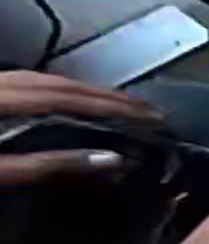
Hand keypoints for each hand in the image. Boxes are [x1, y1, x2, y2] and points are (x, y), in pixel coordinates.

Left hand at [0, 71, 158, 185]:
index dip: (112, 106)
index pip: (65, 98)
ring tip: (116, 101)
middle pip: (54, 83)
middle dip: (104, 95)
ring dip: (82, 89)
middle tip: (146, 108)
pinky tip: (68, 97)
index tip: (152, 116)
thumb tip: (112, 159)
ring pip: (37, 78)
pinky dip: (53, 87)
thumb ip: (47, 165)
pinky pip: (20, 81)